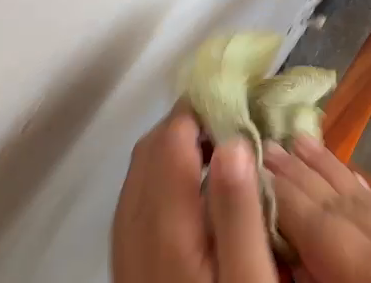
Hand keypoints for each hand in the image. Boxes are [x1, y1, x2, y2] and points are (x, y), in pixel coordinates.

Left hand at [112, 112, 277, 282]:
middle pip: (154, 144)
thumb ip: (237, 209)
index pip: (172, 134)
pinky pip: (140, 191)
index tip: (245, 104)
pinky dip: (168, 172)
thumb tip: (233, 142)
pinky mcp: (127, 253)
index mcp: (164, 219)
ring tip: (227, 152)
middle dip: (194, 122)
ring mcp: (124, 239)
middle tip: (240, 124)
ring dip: (180, 146)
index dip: (205, 108)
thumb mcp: (246, 272)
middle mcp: (133, 221)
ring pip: (144, 165)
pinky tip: (201, 189)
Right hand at [264, 136, 370, 282]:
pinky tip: (346, 175)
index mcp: (369, 268)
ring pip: (362, 197)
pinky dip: (358, 188)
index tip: (249, 164)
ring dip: (326, 170)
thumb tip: (284, 252)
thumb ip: (314, 279)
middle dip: (297, 173)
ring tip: (297, 142)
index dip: (280, 190)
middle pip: (336, 200)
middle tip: (263, 145)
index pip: (315, 218)